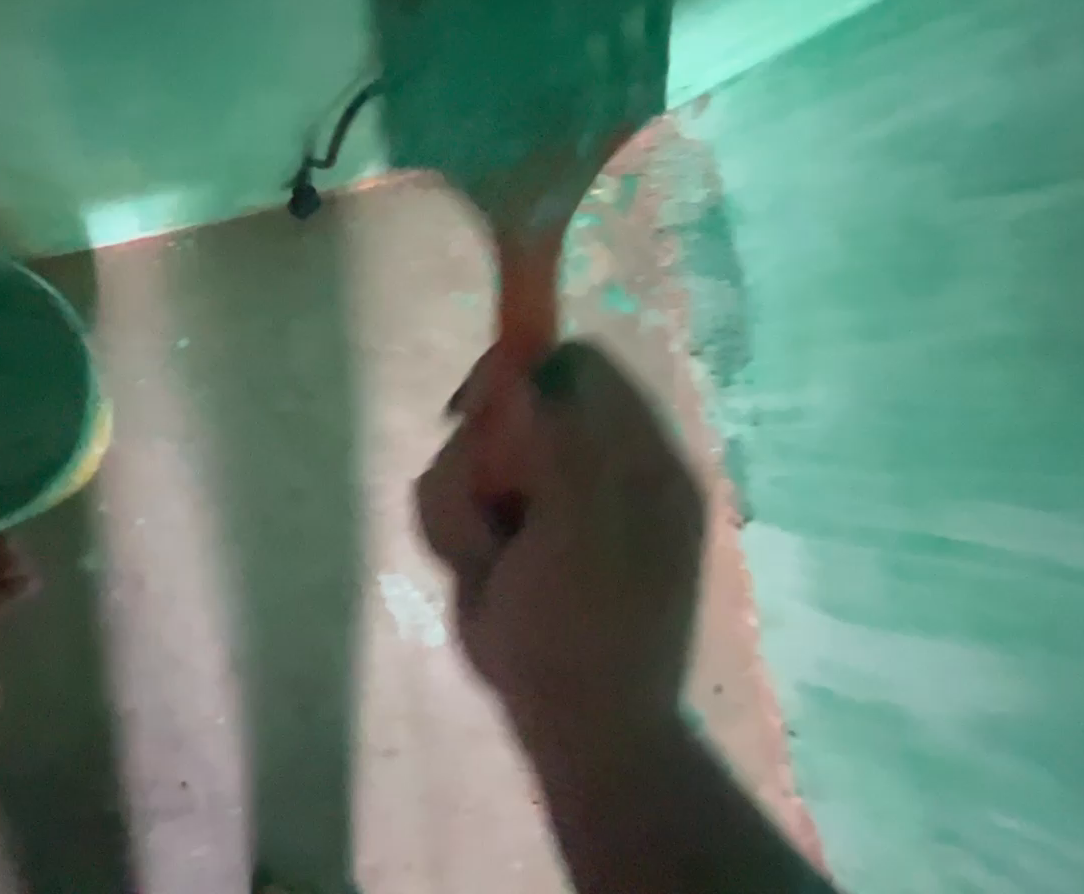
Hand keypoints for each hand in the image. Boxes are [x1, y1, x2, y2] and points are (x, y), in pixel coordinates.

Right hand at [416, 340, 703, 754]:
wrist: (569, 717)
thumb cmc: (585, 631)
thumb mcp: (581, 533)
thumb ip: (558, 445)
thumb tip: (520, 371)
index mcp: (634, 455)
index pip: (574, 366)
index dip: (520, 371)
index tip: (475, 411)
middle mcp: (586, 461)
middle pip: (505, 405)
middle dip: (478, 457)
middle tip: (486, 511)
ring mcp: (539, 493)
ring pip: (464, 452)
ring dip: (457, 506)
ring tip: (483, 560)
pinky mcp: (501, 521)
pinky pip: (450, 491)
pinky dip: (449, 528)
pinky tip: (474, 568)